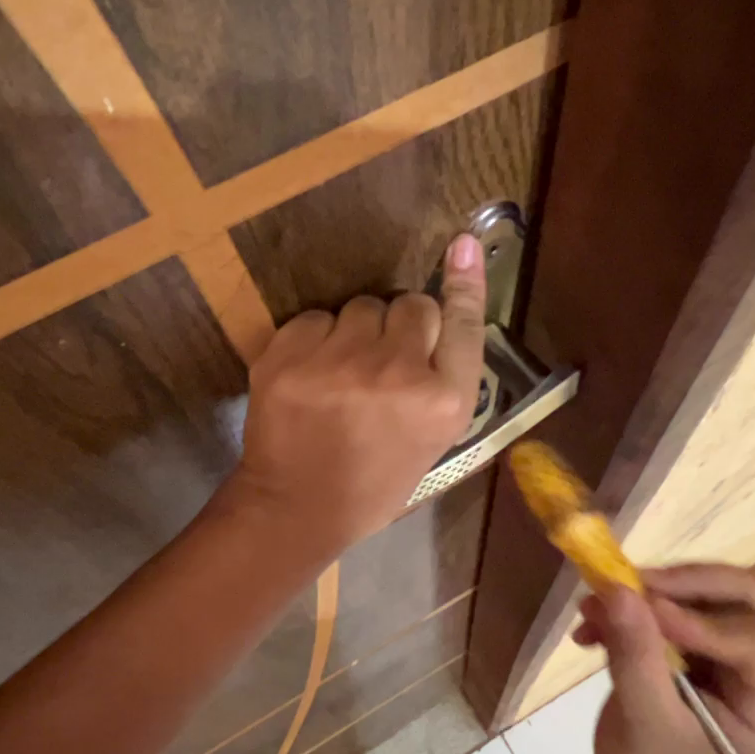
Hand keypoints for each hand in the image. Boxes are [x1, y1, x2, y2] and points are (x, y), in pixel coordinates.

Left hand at [224, 233, 487, 556]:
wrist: (296, 507)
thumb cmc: (373, 482)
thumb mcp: (431, 442)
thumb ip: (444, 382)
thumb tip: (444, 317)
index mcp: (443, 403)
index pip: (462, 323)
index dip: (464, 284)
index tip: (462, 246)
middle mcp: (398, 373)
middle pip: (411, 305)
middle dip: (401, 326)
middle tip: (383, 365)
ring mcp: (340, 361)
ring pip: (361, 306)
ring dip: (356, 330)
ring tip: (343, 373)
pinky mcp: (290, 355)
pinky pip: (316, 317)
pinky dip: (315, 338)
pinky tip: (311, 375)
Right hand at [573, 566, 754, 753]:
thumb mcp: (643, 723)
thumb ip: (636, 655)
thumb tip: (618, 590)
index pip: (753, 638)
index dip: (697, 619)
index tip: (639, 606)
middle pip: (749, 596)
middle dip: (687, 584)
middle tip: (630, 583)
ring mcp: (742, 656)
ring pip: (716, 592)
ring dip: (657, 592)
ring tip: (599, 604)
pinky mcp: (709, 648)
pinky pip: (683, 606)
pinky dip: (640, 607)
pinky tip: (596, 626)